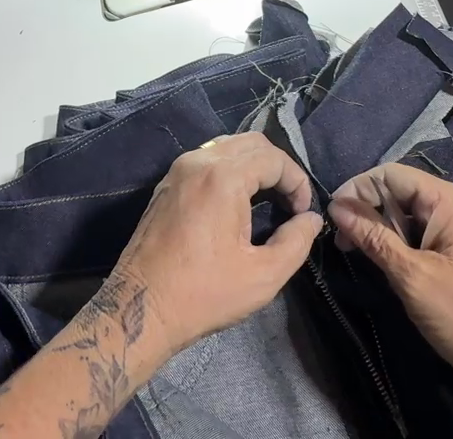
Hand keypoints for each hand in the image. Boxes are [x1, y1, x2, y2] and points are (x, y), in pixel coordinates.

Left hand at [113, 132, 323, 356]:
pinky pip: (207, 159)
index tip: (303, 213)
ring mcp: (178, 169)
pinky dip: (230, 169)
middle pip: (252, 142)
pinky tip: (237, 201)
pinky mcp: (167, 183)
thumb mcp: (263, 277)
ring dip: (254, 164)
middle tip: (289, 202)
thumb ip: (296, 242)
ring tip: (268, 199)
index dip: (297, 181)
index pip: (273, 158)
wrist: (141, 309)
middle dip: (278, 167)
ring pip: (228, 146)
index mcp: (223, 177)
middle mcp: (199, 161)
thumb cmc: (203, 294)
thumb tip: (311, 219)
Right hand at [329, 164, 452, 438]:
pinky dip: (403, 245)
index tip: (331, 217)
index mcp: (449, 199)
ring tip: (361, 256)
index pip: (391, 174)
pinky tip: (390, 266)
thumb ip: (373, 237)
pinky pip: (426, 234)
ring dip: (384, 231)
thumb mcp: (411, 276)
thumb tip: (337, 207)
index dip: (357, 189)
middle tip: (342, 243)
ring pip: (412, 215)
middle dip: (368, 211)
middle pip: (401, 192)